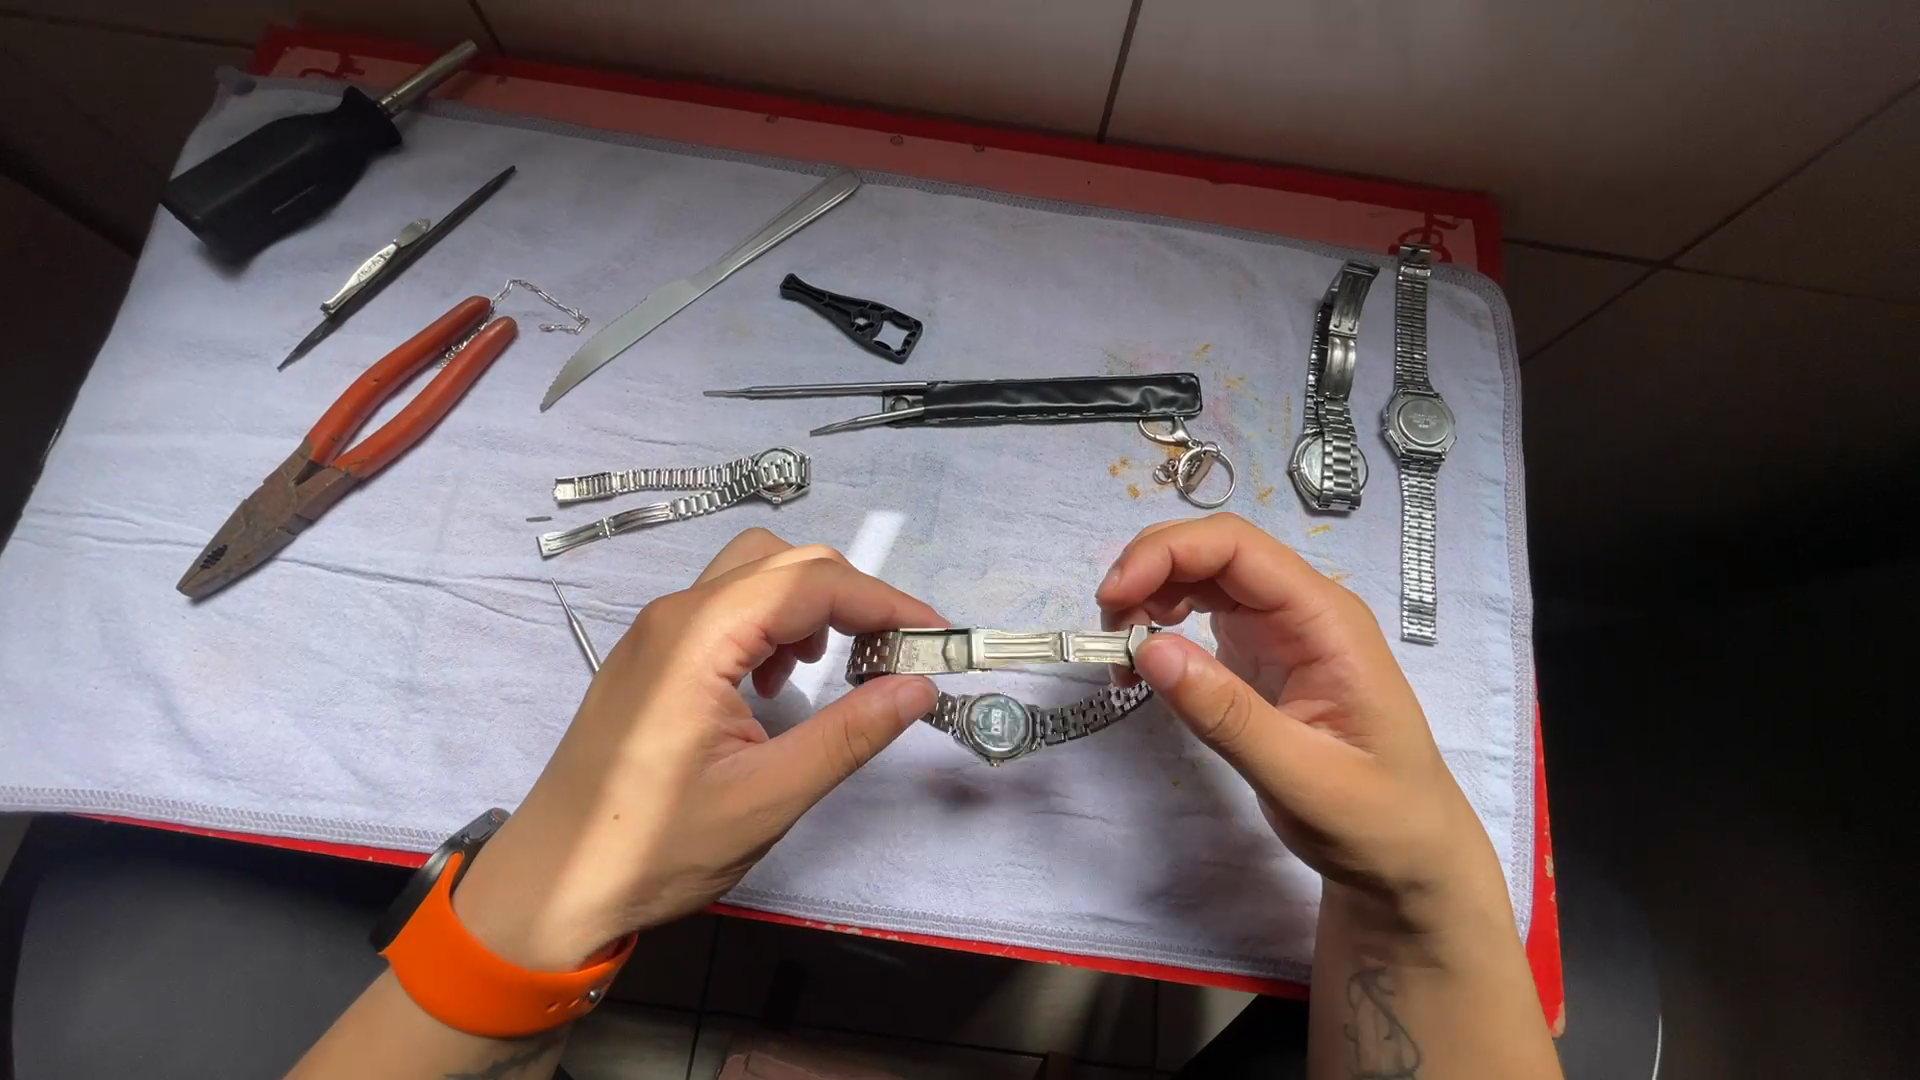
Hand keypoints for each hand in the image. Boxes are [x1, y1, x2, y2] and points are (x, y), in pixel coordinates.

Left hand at [450, 529, 942, 969]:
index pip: (812, 584)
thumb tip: (920, 686)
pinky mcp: (656, 653)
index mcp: (699, 636)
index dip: (884, 602)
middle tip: (891, 650)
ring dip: (809, 604)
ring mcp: (660, 630)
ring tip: (827, 665)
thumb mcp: (767, 798)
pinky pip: (729, 606)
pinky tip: (774, 683)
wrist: (548, 888)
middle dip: (850, 595)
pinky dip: (774, 623)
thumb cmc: (655, 848)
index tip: (934, 636)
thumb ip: (850, 735)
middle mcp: (677, 613)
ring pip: (756, 574)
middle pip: (785, 561)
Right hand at [1096, 513, 1505, 932]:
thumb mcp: (1302, 778)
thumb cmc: (1375, 819)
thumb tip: (1147, 650)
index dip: (1166, 554)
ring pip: (1197, 576)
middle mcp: (1298, 607)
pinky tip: (1142, 664)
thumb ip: (1227, 714)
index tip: (1112, 598)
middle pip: (1210, 551)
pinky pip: (1196, 612)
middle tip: (1107, 632)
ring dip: (1146, 598)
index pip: (1236, 547)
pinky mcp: (1254, 650)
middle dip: (1147, 572)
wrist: (1409, 856)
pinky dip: (1156, 626)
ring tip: (1120, 658)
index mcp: (1323, 618)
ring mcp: (1276, 626)